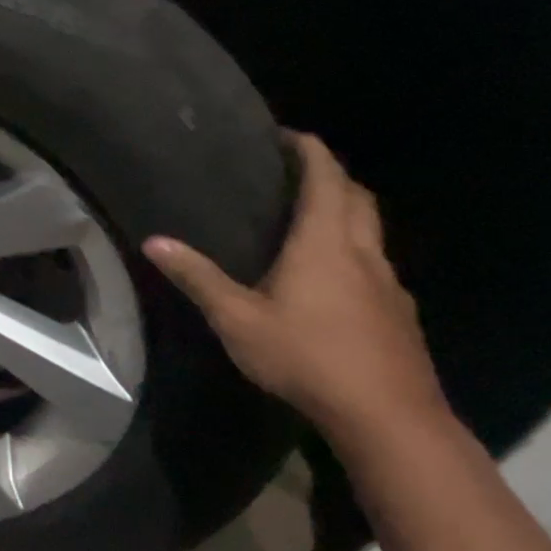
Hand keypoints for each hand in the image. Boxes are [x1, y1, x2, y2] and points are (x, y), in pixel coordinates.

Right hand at [142, 132, 444, 433]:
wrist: (386, 415)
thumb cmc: (305, 356)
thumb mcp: (236, 319)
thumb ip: (197, 278)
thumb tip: (154, 242)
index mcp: (325, 245)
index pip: (326, 180)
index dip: (310, 152)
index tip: (287, 135)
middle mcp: (363, 254)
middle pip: (358, 199)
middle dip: (332, 177)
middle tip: (293, 172)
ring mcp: (387, 284)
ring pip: (370, 232)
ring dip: (345, 213)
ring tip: (305, 218)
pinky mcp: (397, 313)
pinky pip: (374, 264)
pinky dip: (352, 250)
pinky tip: (328, 276)